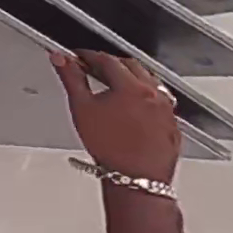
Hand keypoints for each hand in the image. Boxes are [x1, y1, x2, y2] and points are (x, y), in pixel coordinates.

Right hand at [53, 50, 180, 183]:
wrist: (135, 177)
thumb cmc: (111, 147)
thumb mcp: (81, 106)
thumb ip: (70, 77)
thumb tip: (61, 59)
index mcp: (131, 87)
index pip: (107, 59)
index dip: (88, 55)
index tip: (78, 56)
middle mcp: (154, 94)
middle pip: (131, 65)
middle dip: (109, 62)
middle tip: (91, 66)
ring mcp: (166, 108)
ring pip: (149, 79)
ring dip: (129, 75)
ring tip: (111, 82)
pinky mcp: (172, 122)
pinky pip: (160, 97)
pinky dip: (143, 92)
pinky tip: (130, 102)